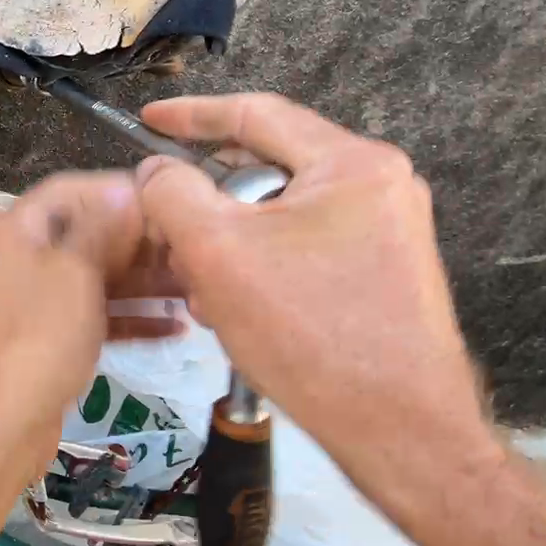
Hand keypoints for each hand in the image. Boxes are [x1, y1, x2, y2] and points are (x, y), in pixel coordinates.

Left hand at [0, 172, 175, 464]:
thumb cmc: (35, 337)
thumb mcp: (74, 273)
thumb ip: (101, 228)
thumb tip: (122, 186)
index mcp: (13, 227)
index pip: (69, 189)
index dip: (117, 190)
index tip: (170, 202)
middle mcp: (14, 254)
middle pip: (82, 233)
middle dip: (137, 242)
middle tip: (195, 253)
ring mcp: (25, 298)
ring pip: (89, 277)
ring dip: (140, 283)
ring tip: (198, 291)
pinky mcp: (39, 337)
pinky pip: (86, 315)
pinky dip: (125, 319)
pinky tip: (176, 330)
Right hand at [133, 94, 494, 484]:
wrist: (399, 432)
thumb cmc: (305, 328)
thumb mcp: (214, 248)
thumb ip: (170, 191)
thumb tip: (157, 169)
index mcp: (352, 165)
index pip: (256, 113)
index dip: (191, 114)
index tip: (146, 119)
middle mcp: (378, 186)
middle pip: (263, 163)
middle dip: (204, 191)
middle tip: (162, 215)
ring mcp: (384, 230)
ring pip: (273, 208)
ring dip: (223, 233)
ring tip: (192, 273)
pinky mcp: (378, 269)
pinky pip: (295, 240)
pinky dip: (252, 256)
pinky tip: (227, 297)